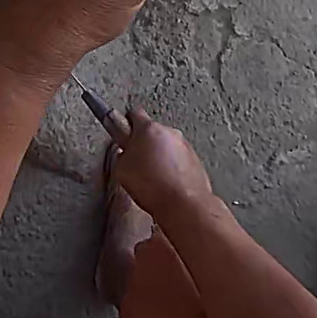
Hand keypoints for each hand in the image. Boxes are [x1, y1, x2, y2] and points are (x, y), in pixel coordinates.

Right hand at [112, 108, 215, 222]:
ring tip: (152, 177)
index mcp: (148, 128)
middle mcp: (169, 132)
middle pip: (152, 131)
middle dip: (144, 143)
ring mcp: (184, 145)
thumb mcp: (121, 170)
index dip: (126, 122)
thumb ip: (122, 155)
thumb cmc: (152, 186)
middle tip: (136, 161)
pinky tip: (166, 183)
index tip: (123, 130)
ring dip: (160, 155)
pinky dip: (172, 166)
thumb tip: (124, 155)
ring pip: (167, 145)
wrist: (182, 203)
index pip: (134, 114)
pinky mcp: (195, 159)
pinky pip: (179, 158)